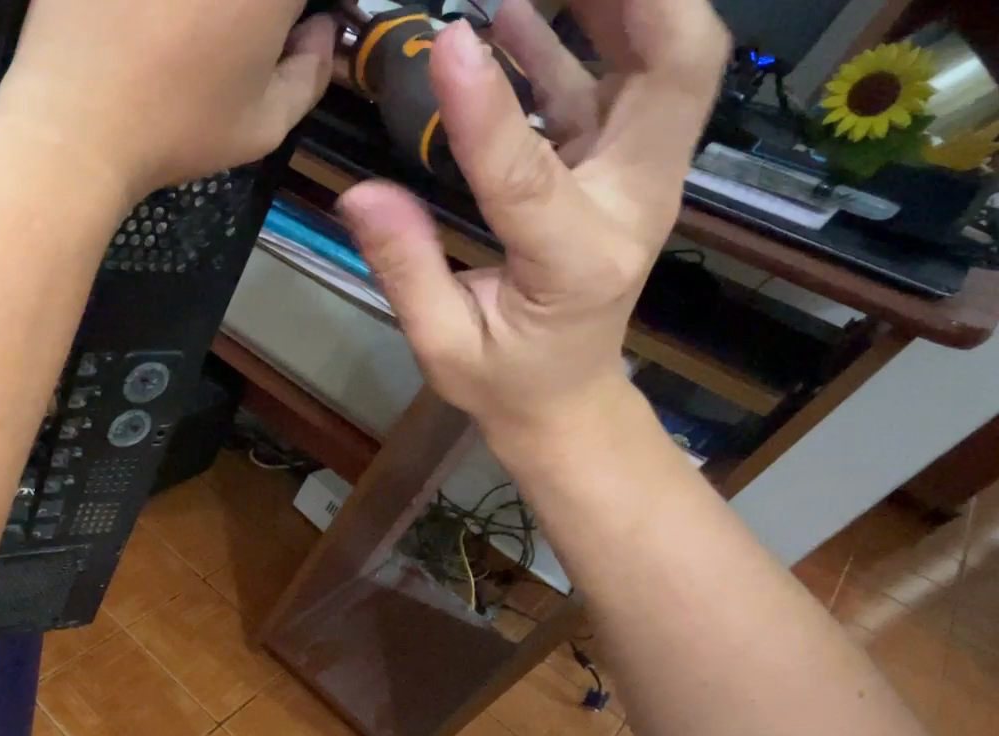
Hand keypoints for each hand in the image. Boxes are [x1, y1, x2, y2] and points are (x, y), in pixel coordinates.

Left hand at [0, 0, 335, 201]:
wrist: (72, 134)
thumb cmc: (173, 135)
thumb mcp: (262, 128)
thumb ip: (310, 73)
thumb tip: (316, 33)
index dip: (297, 11)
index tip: (287, 28)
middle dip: (243, 12)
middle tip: (225, 33)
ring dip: (190, 11)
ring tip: (172, 30)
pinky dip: (142, 7)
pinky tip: (135, 25)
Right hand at [335, 0, 729, 446]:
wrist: (566, 396)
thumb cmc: (502, 380)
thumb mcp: (440, 342)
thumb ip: (405, 266)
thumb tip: (359, 194)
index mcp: (577, 263)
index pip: (528, 174)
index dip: (486, 110)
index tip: (446, 42)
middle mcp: (632, 207)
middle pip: (675, 73)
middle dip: (638, 2)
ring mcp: (640, 183)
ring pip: (669, 63)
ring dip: (624, 5)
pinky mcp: (626, 172)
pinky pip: (625, 87)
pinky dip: (588, 39)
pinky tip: (522, 15)